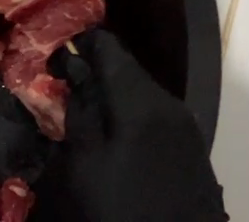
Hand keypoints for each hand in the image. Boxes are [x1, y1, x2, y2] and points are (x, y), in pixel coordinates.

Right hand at [35, 30, 224, 221]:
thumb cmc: (124, 213)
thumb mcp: (84, 166)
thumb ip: (79, 112)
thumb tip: (75, 75)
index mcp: (139, 102)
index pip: (107, 46)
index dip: (79, 44)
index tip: (55, 59)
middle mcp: (168, 103)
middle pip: (125, 68)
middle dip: (94, 71)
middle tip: (65, 89)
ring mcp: (185, 126)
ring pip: (141, 90)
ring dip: (113, 94)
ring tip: (88, 116)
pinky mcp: (193, 148)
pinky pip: (156, 114)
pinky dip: (132, 114)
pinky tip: (117, 138)